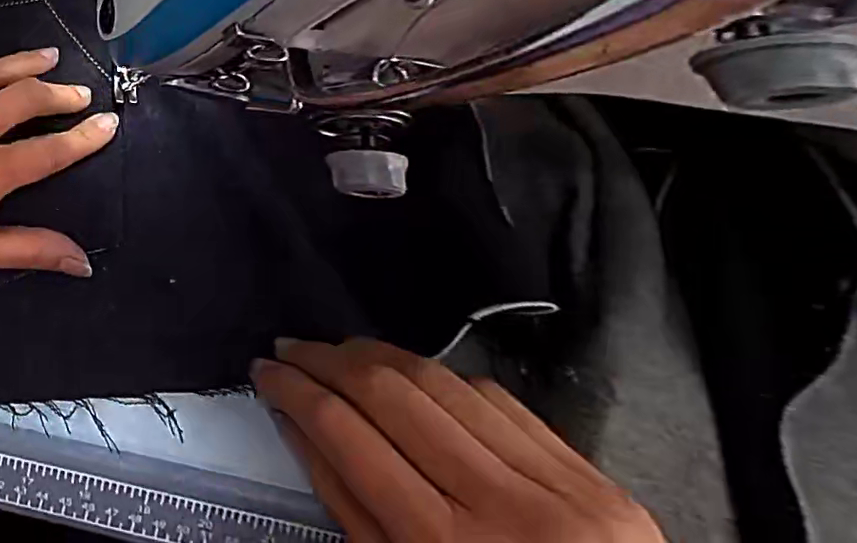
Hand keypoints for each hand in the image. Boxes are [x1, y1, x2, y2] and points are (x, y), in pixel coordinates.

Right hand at [253, 338, 663, 542]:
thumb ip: (348, 504)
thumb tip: (295, 421)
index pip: (348, 435)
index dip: (295, 391)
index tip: (264, 371)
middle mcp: (505, 508)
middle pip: (389, 392)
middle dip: (325, 358)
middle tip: (288, 349)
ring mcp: (558, 485)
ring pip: (436, 378)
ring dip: (371, 353)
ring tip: (334, 351)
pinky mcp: (592, 473)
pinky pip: (491, 395)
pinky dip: (437, 377)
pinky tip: (408, 377)